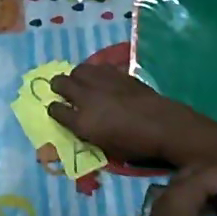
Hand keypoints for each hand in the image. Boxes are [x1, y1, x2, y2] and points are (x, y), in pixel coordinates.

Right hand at [47, 63, 205, 162]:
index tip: (56, 110)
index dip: (54, 109)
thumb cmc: (135, 145)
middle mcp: (86, 98)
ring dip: (76, 76)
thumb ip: (88, 133)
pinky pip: (98, 67)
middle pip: (61, 83)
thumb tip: (81, 124)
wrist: (163, 125)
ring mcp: (102, 82)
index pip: (55, 110)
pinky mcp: (117, 73)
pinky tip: (101, 78)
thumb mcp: (106, 147)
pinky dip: (95, 72)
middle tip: (61, 90)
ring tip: (80, 82)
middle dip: (58, 86)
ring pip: (78, 70)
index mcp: (82, 121)